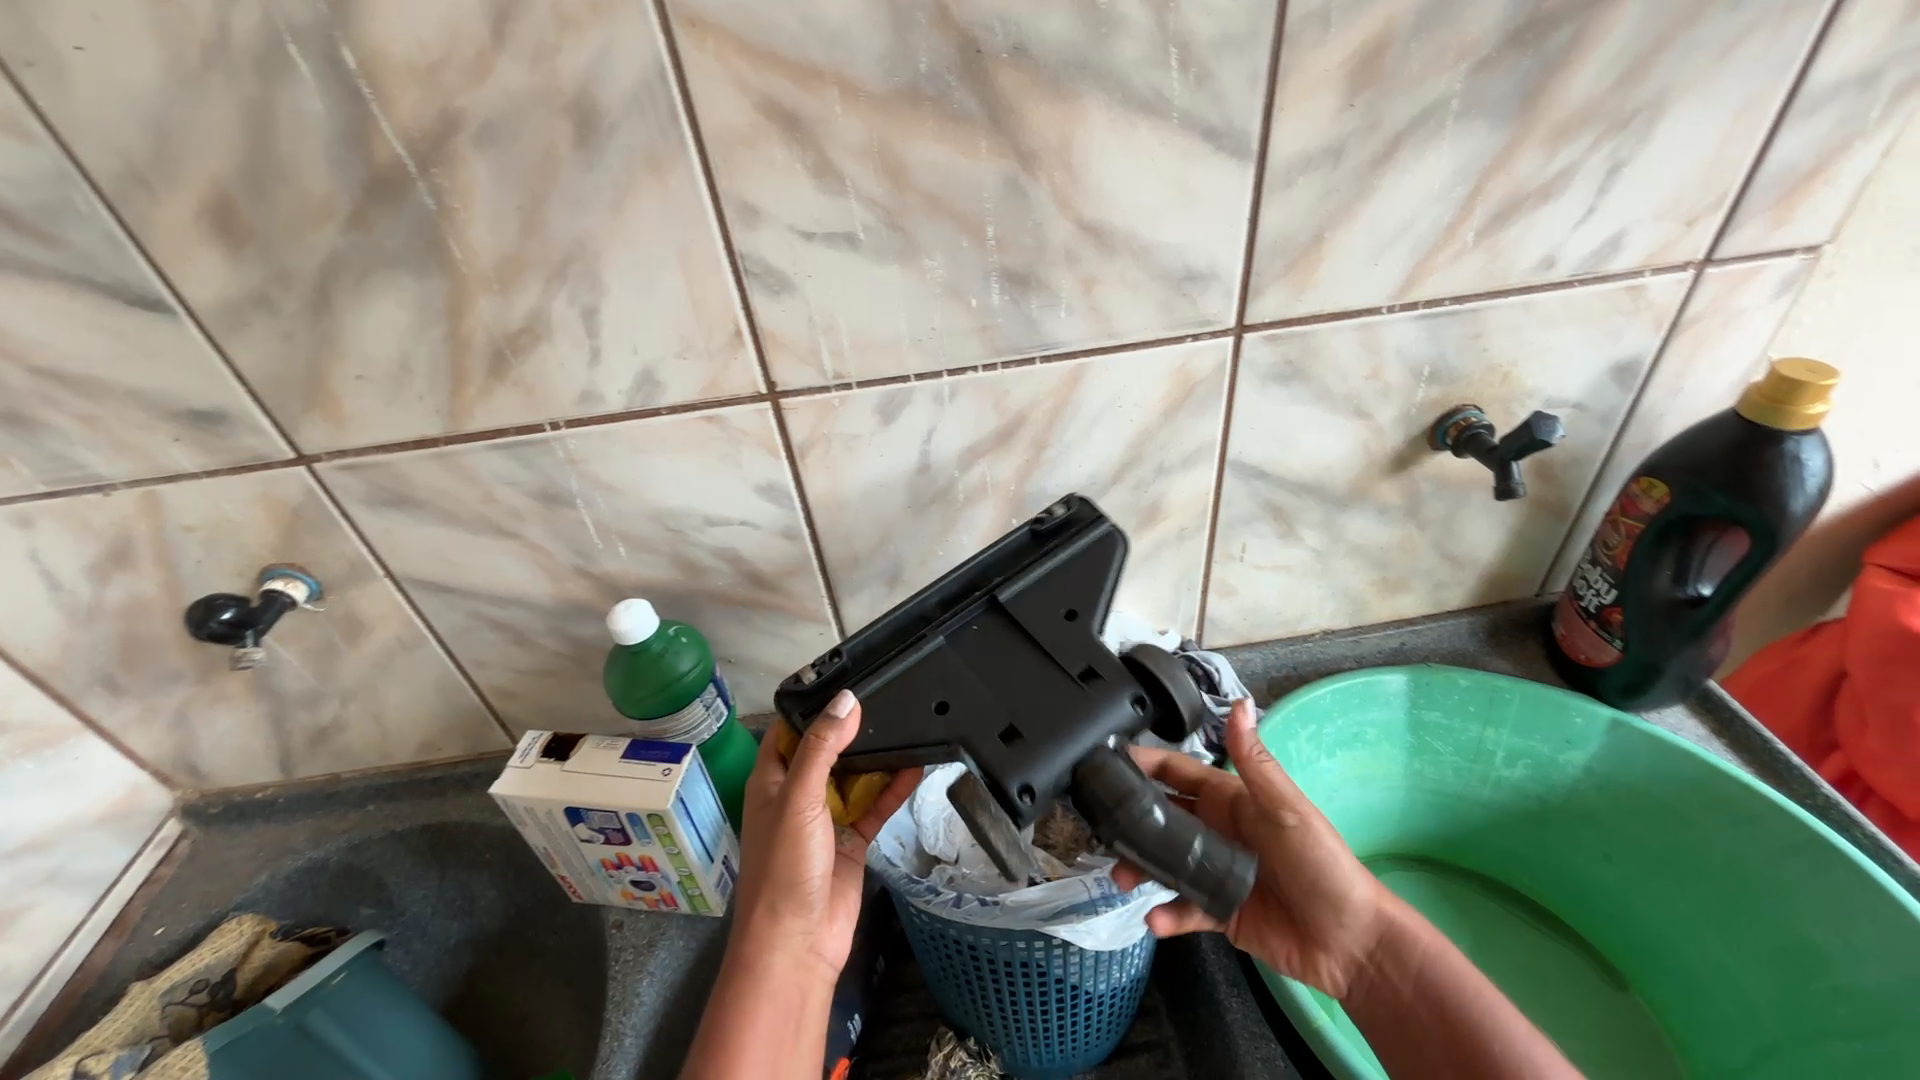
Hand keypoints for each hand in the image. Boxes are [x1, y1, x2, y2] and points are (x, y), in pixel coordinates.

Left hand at [729, 690, 919, 980]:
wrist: (798, 943)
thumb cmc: (784, 866)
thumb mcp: (798, 798)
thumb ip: (822, 747)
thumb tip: (847, 699)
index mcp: (771, 780)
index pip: (790, 730)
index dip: (814, 707)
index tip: (847, 679)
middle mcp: (797, 794)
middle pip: (827, 750)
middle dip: (852, 729)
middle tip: (888, 696)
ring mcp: (826, 818)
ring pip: (855, 776)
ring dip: (876, 756)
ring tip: (907, 722)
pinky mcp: (852, 840)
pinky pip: (875, 805)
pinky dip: (893, 788)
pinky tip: (916, 766)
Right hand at [1114, 698, 1388, 997]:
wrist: (1351, 941)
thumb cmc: (1323, 864)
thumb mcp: (1287, 809)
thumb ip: (1255, 761)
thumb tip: (1240, 703)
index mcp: (1228, 800)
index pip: (1174, 773)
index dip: (1141, 765)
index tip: (1104, 764)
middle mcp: (1214, 832)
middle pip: (1159, 819)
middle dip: (1128, 821)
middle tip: (1099, 829)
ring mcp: (1214, 873)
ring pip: (1162, 864)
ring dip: (1138, 869)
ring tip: (1121, 879)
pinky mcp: (1217, 912)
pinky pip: (1181, 909)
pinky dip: (1164, 915)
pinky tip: (1155, 918)